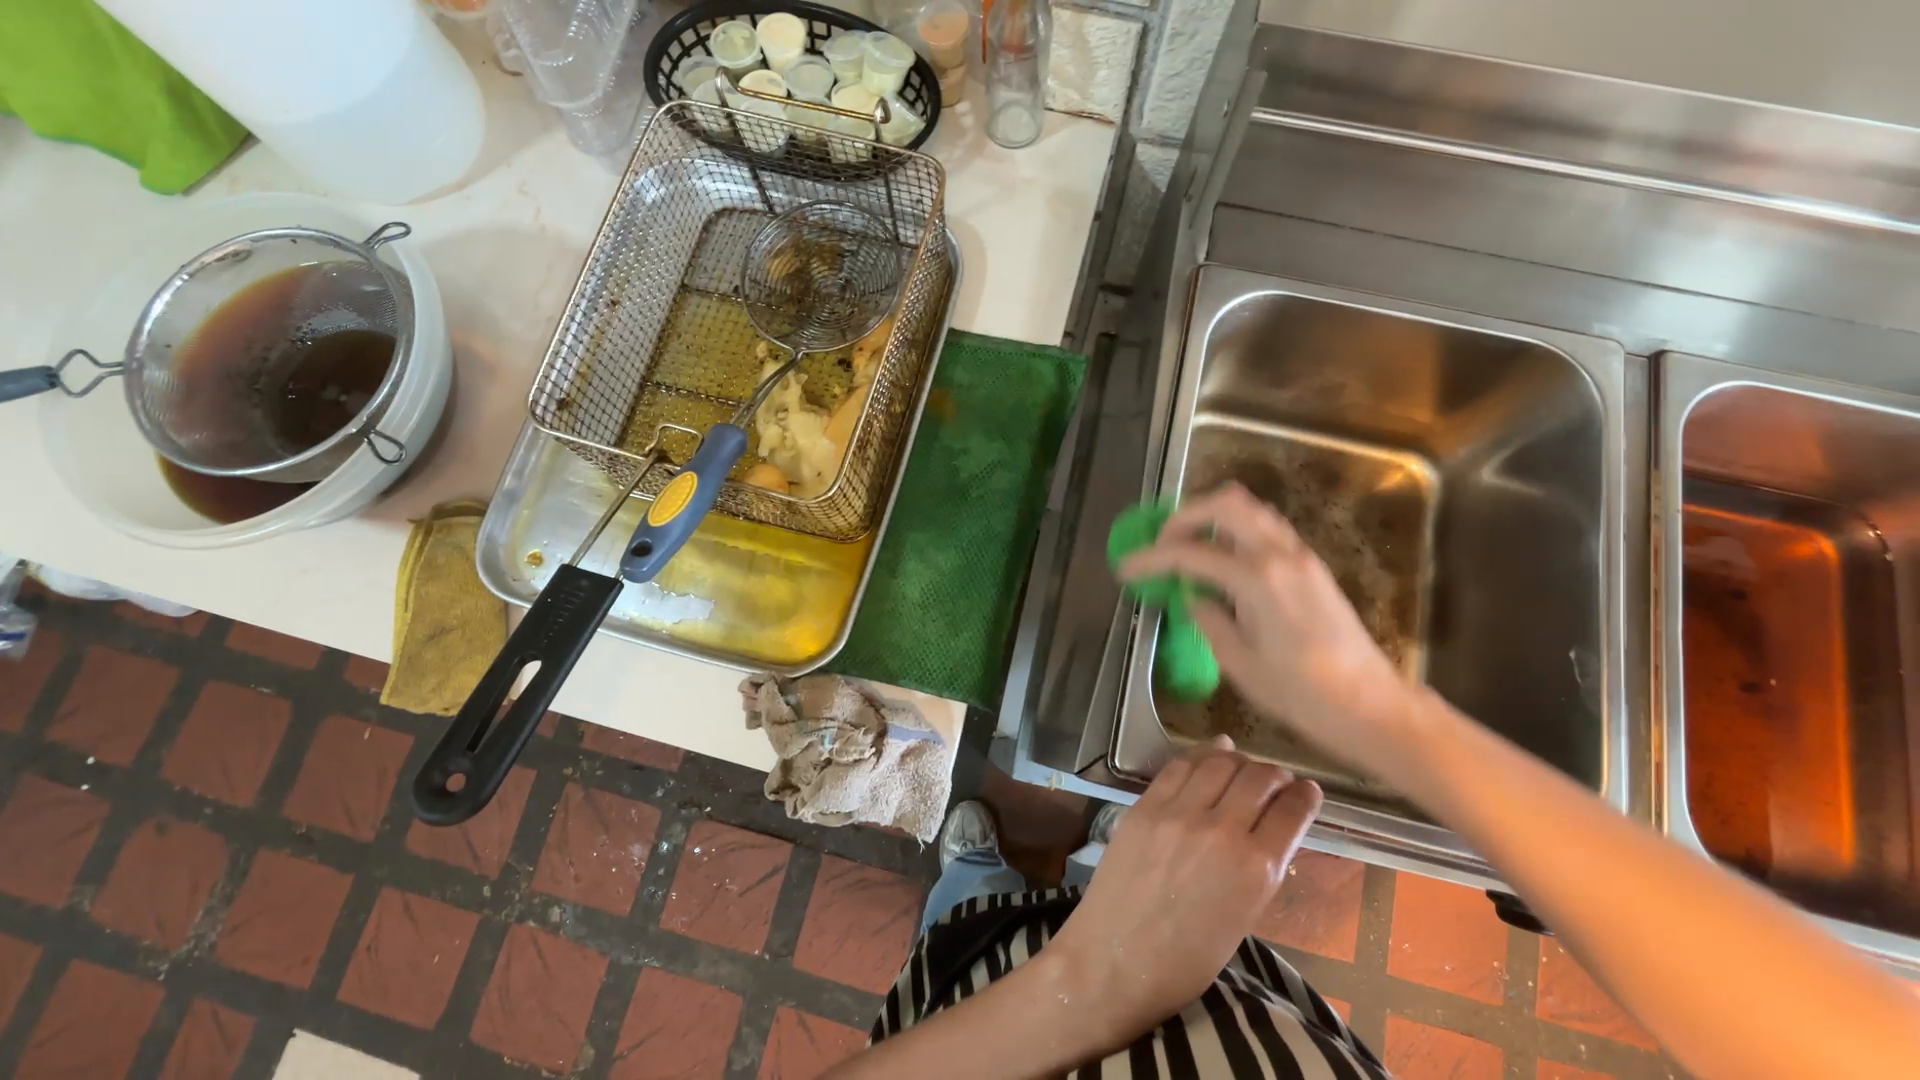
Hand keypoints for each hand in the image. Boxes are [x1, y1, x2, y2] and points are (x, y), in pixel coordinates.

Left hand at [1045, 737, 1321, 1045]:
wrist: (1113, 963)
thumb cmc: (1184, 962)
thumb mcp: (1242, 920)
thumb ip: (1258, 872)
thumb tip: (1267, 836)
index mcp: (1256, 869)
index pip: (1293, 812)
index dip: (1306, 797)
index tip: (1309, 792)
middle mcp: (1222, 831)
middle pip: (1260, 779)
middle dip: (1277, 776)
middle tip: (1277, 781)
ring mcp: (1179, 814)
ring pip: (1221, 763)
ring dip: (1242, 761)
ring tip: (1245, 766)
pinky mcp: (1145, 807)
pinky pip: (1180, 767)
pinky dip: (1203, 755)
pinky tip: (1213, 754)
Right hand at [1119, 484, 1422, 769]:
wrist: (1369, 705)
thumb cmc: (1300, 693)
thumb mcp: (1240, 663)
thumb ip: (1210, 620)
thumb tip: (1195, 597)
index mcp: (1257, 579)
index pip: (1190, 554)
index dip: (1152, 559)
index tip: (1126, 569)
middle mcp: (1280, 554)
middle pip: (1225, 504)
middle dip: (1185, 517)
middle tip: (1163, 545)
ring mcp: (1301, 556)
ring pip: (1251, 510)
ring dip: (1214, 518)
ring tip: (1189, 548)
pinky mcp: (1313, 566)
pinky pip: (1268, 529)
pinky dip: (1238, 531)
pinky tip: (1225, 562)